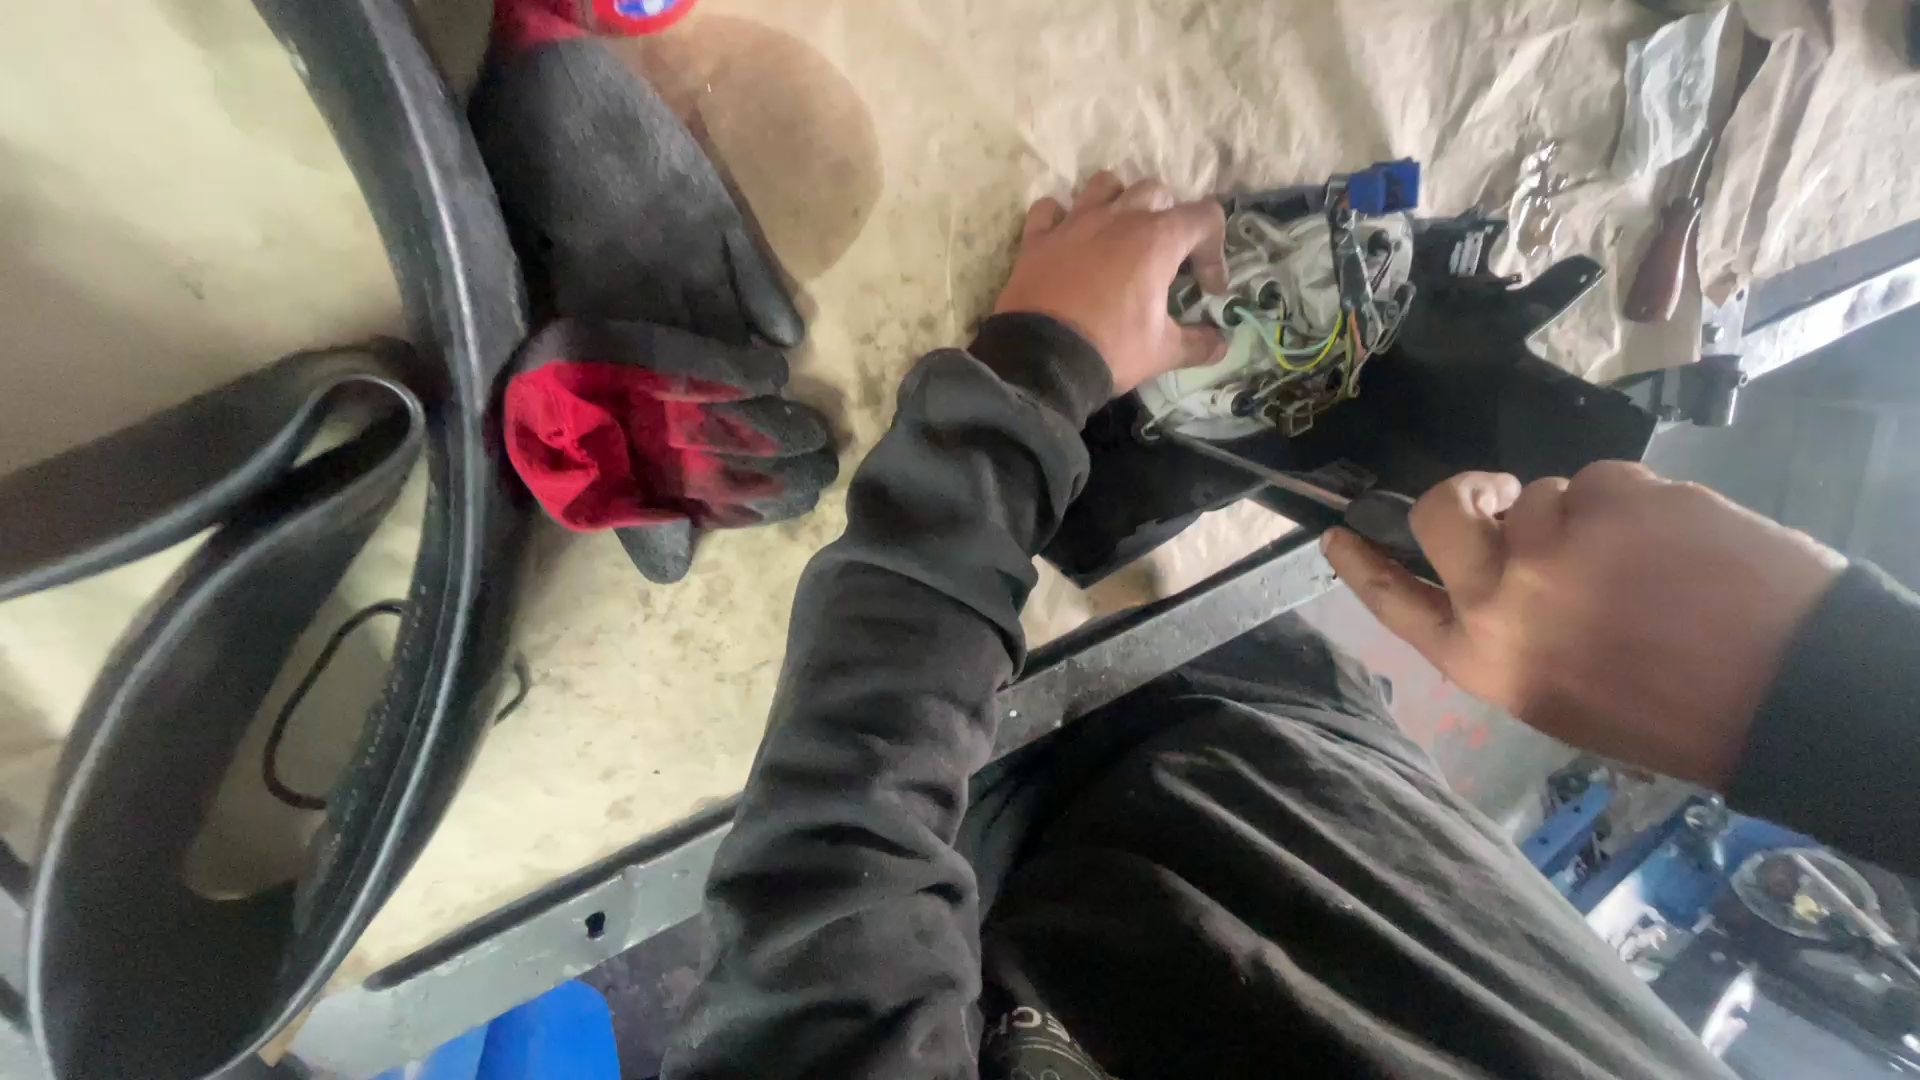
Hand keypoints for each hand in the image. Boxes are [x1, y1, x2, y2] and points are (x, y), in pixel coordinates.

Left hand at [993, 172, 1229, 393]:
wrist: (1040, 362)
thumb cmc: (1109, 350)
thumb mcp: (1161, 353)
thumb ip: (1197, 344)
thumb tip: (1222, 345)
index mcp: (1156, 239)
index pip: (1205, 218)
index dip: (1214, 252)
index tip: (1207, 289)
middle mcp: (1117, 217)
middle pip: (1156, 192)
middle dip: (1168, 220)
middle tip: (1163, 260)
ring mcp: (1074, 223)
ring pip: (1104, 185)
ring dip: (1118, 203)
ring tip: (1118, 236)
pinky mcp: (1037, 239)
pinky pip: (1049, 209)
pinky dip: (1060, 219)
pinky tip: (1065, 240)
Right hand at [1321, 462, 1845, 787]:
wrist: (1799, 698)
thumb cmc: (1663, 711)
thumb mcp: (1548, 692)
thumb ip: (1492, 633)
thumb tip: (1477, 576)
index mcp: (1478, 652)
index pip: (1391, 597)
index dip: (1358, 563)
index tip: (1335, 533)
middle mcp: (1497, 595)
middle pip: (1441, 512)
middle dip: (1466, 493)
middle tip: (1494, 495)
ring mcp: (1555, 544)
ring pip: (1537, 494)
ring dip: (1575, 513)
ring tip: (1635, 554)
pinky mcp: (1620, 502)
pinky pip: (1603, 481)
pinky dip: (1633, 503)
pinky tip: (1674, 541)